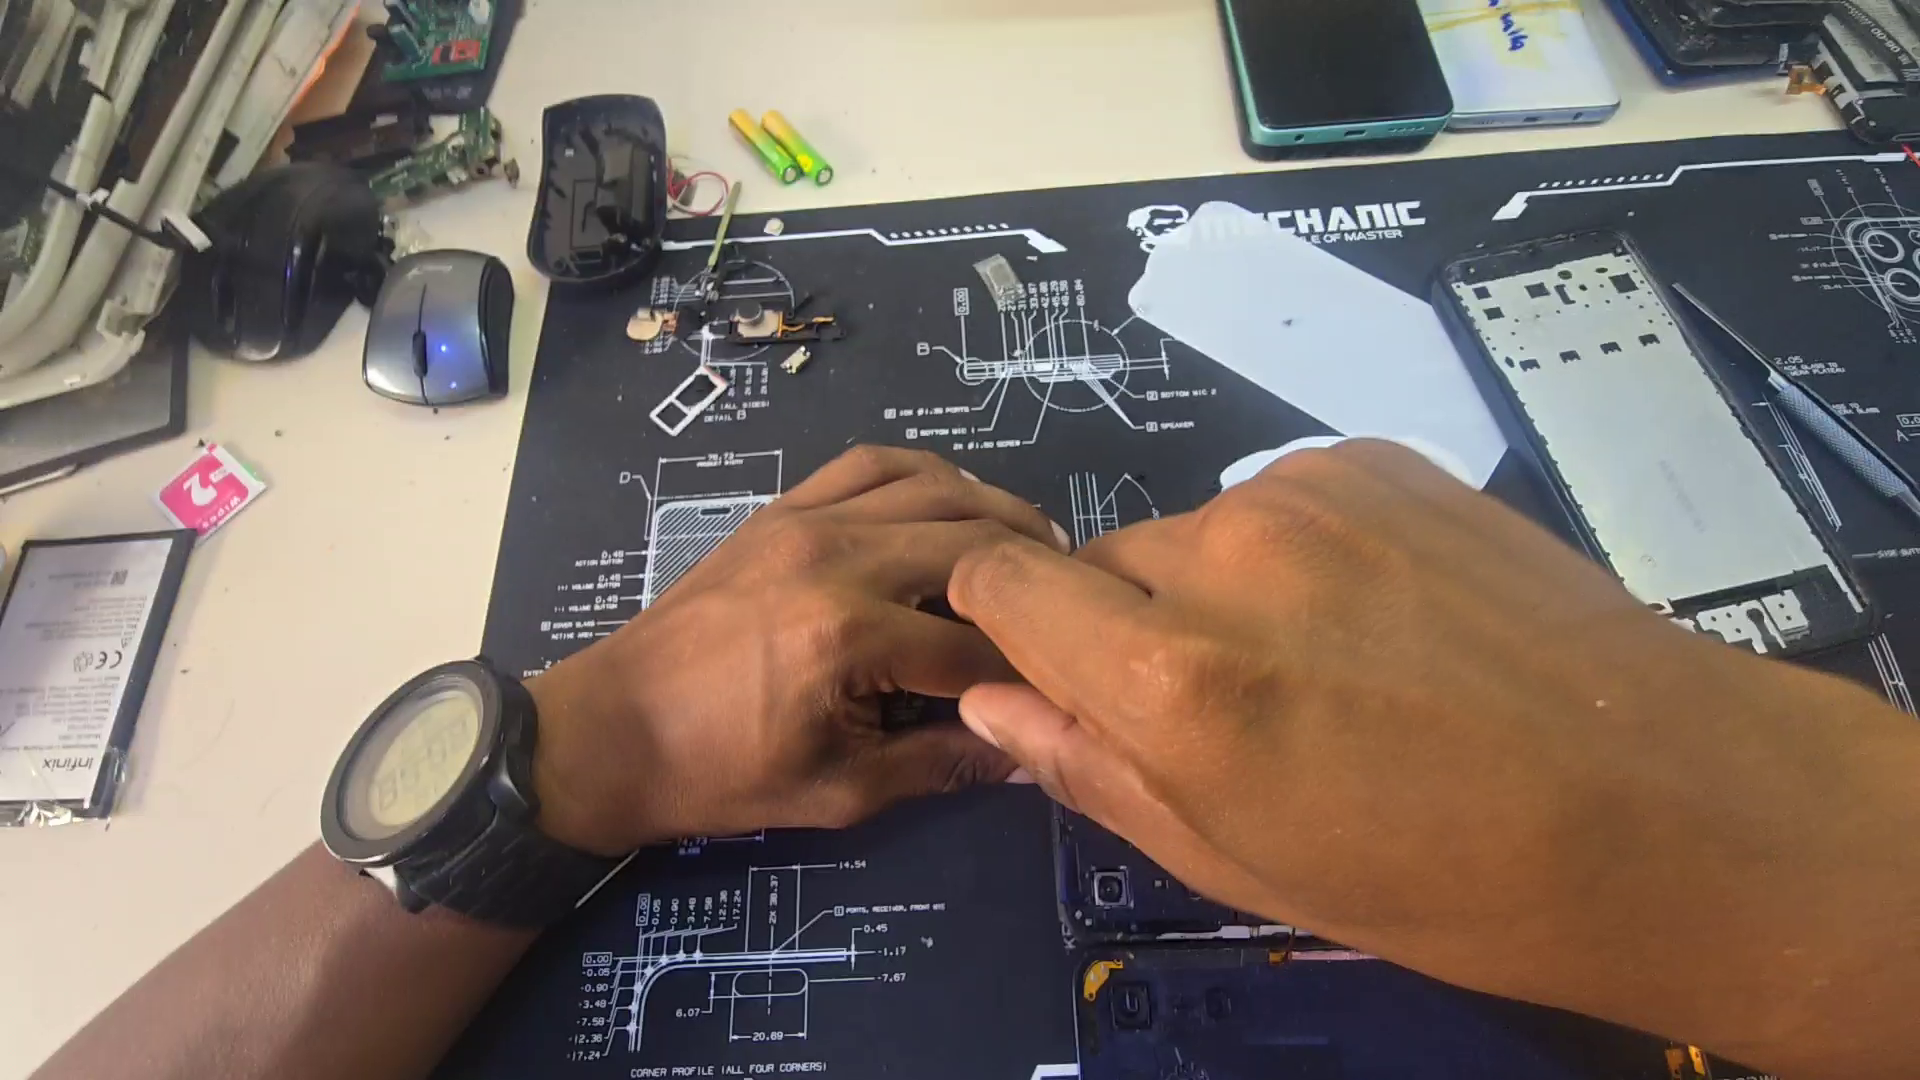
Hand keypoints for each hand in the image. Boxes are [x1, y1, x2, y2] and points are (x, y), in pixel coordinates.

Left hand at [527, 446, 1068, 856]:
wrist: (614, 731)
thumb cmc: (722, 774)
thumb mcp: (840, 793)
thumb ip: (942, 765)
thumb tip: (1026, 750)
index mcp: (850, 637)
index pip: (973, 644)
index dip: (1023, 667)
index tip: (1057, 679)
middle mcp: (838, 557)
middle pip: (970, 548)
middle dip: (1031, 575)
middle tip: (1065, 599)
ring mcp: (808, 519)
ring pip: (932, 485)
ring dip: (993, 509)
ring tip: (1028, 544)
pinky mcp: (785, 507)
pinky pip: (871, 462)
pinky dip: (926, 473)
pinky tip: (952, 499)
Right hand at [947, 439, 1919, 1075]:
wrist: (1672, 804)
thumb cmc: (1428, 872)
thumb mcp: (1229, 857)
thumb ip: (1084, 766)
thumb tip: (987, 699)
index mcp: (1173, 679)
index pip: (1005, 581)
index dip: (998, 608)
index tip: (1038, 649)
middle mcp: (1222, 558)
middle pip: (1096, 561)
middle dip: (1121, 622)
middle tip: (1215, 690)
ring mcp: (1303, 492)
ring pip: (1183, 532)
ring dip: (1206, 588)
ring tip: (1311, 652)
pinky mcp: (1369, 457)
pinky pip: (1266, 500)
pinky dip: (1281, 549)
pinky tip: (1368, 606)